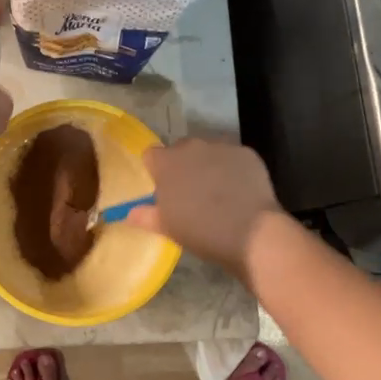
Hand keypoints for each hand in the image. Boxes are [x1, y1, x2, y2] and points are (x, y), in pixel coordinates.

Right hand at [125, 138, 280, 276]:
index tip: (164, 190)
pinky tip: (240, 191)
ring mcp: (221, 147)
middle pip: (181, 150)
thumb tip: (129, 213)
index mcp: (167, 162)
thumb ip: (146, 216)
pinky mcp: (246, 153)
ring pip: (208, 152)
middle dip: (183, 166)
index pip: (151, 155)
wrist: (251, 233)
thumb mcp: (168, 228)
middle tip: (191, 193)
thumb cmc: (201, 231)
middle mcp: (192, 146)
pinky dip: (233, 169)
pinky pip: (233, 158)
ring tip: (219, 193)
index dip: (156, 171)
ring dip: (208, 165)